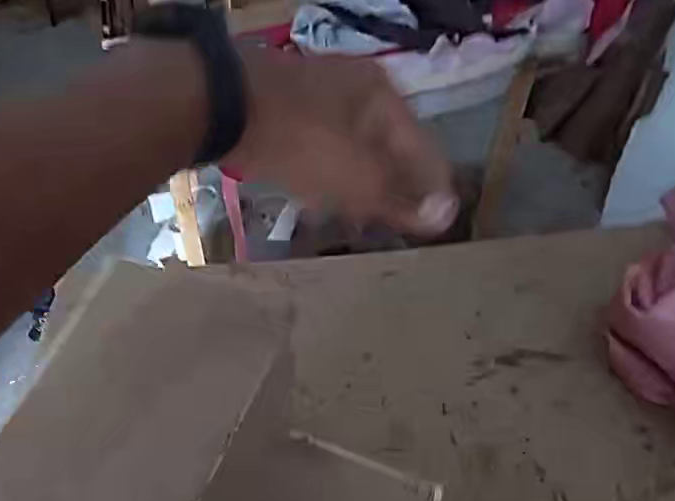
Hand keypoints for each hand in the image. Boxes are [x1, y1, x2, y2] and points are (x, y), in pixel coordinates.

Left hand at [226, 47, 456, 235]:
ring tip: (366, 226)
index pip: (426, 152)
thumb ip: (402, 199)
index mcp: (386, 99)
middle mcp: (361, 93)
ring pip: (361, 156)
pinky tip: (330, 207)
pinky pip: (330, 156)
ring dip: (366, 193)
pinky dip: (336, 184)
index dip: (433, 194)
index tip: (436, 230)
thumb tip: (447, 216)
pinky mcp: (295, 117)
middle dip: (398, 195)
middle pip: (393, 154)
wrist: (228, 110)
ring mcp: (326, 101)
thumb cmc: (305, 143)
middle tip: (400, 232)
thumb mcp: (360, 177)